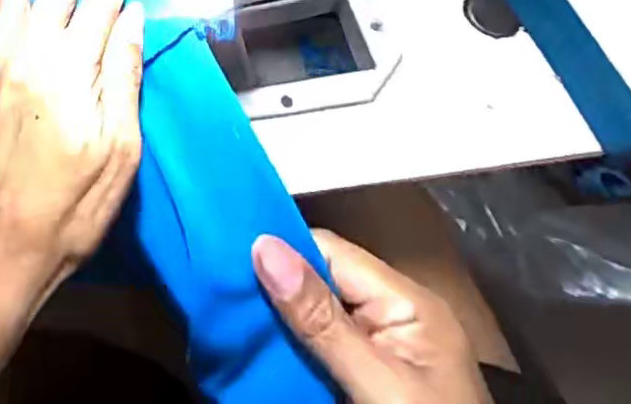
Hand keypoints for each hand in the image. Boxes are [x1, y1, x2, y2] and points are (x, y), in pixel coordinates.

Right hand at [253, 230, 491, 403]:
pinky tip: (259, 355)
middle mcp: (393, 317)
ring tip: (232, 321)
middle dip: (277, 290)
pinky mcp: (369, 384)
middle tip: (223, 294)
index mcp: (406, 301)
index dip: (284, 250)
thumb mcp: (377, 384)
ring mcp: (382, 353)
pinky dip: (293, 354)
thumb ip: (322, 320)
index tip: (231, 255)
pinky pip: (322, 353)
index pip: (332, 252)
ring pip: (316, 319)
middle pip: (323, 284)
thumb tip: (264, 247)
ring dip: (279, 324)